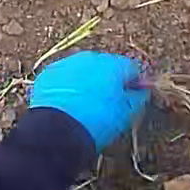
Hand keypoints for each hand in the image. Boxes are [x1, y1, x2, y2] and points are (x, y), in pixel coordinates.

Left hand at [27, 51, 148, 150]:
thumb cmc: (97, 122)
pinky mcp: (48, 74)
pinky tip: (68, 106)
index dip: (134, 83)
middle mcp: (91, 58)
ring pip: (84, 70)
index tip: (133, 97)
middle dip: (109, 81)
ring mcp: (68, 64)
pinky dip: (67, 88)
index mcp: (114, 65)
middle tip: (108, 103)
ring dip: (87, 83)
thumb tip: (141, 91)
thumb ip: (137, 98)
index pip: (132, 68)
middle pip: (107, 66)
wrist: (57, 131)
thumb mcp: (126, 114)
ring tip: (85, 106)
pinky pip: (64, 78)